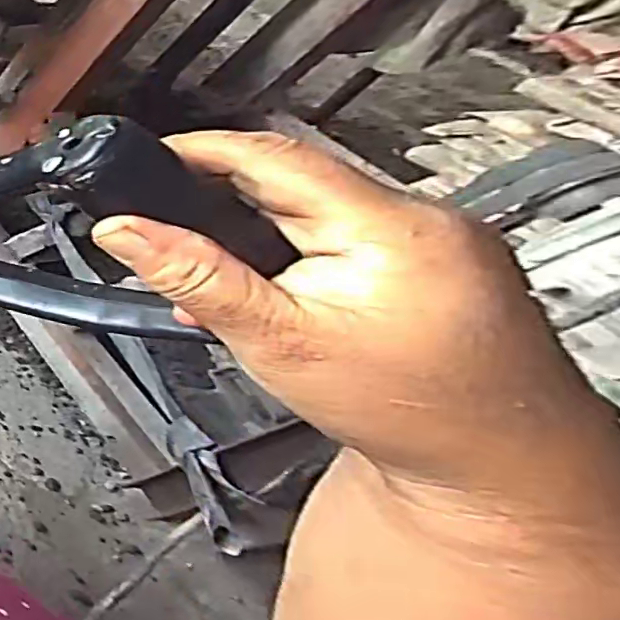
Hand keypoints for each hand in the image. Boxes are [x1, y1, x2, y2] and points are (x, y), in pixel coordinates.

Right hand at [90, 130, 619, 515]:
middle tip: (161, 223)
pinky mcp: (422, 258)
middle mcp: (420, 219)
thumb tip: (121, 230)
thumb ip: (189, 275)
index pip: (271, 154)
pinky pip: (328, 230)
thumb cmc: (409, 412)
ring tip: (206, 265)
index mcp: (390, 227)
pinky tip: (256, 281)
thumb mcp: (272, 338)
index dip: (197, 148)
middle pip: (282, 177)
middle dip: (211, 195)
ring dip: (240, 224)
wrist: (497, 471)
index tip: (147, 156)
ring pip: (300, 204)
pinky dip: (276, 245)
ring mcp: (428, 238)